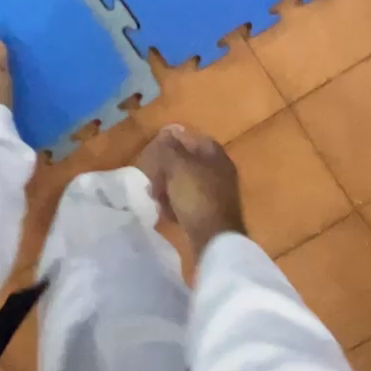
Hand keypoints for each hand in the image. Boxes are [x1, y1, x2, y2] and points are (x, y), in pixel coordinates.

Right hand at [137, 123, 244, 252]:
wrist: (215, 238)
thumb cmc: (196, 196)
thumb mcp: (178, 167)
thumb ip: (170, 148)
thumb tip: (166, 131)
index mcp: (215, 154)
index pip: (192, 137)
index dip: (172, 140)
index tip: (154, 148)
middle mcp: (219, 170)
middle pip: (188, 162)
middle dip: (166, 168)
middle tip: (151, 178)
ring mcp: (217, 192)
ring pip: (186, 182)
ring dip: (168, 187)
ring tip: (154, 197)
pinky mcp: (211, 212)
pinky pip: (189, 201)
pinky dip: (176, 203)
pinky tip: (166, 212)